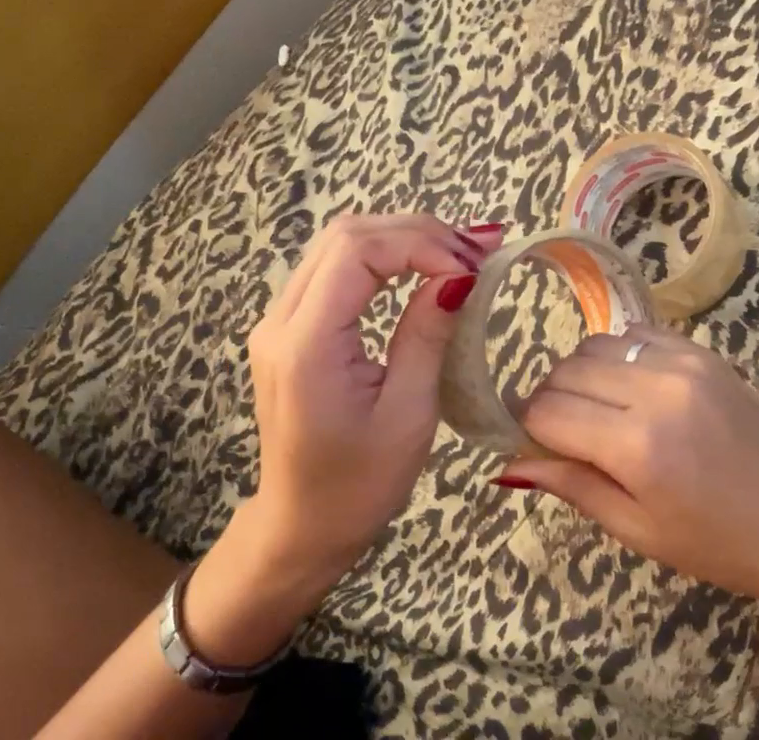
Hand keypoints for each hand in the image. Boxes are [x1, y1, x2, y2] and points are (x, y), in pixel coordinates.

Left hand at [243, 213, 502, 591]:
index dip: (421, 244)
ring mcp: (280, 320)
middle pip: (346, 234)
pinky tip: (426, 265)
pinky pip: (337, 267)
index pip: (358, 252)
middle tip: (478, 253)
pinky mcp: (292, 326)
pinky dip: (386, 256)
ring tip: (462, 255)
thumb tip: (461, 275)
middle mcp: (280, 320)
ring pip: (341, 242)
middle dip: (418, 232)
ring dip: (404, 238)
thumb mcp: (408, 413)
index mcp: (306, 345)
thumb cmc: (360, 484)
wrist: (302, 525)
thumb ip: (428, 334)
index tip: (473, 270)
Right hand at [500, 328, 758, 615]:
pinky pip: (640, 334)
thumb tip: (509, 463)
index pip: (547, 411)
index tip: (531, 443)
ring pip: (599, 344)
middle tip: (564, 433)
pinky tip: (632, 388)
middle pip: (568, 369)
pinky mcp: (706, 353)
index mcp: (637, 446)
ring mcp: (686, 363)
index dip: (526, 426)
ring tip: (599, 411)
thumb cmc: (719, 545)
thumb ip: (573, 486)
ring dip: (583, 373)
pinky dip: (621, 354)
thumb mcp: (638, 531)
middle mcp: (657, 390)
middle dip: (551, 399)